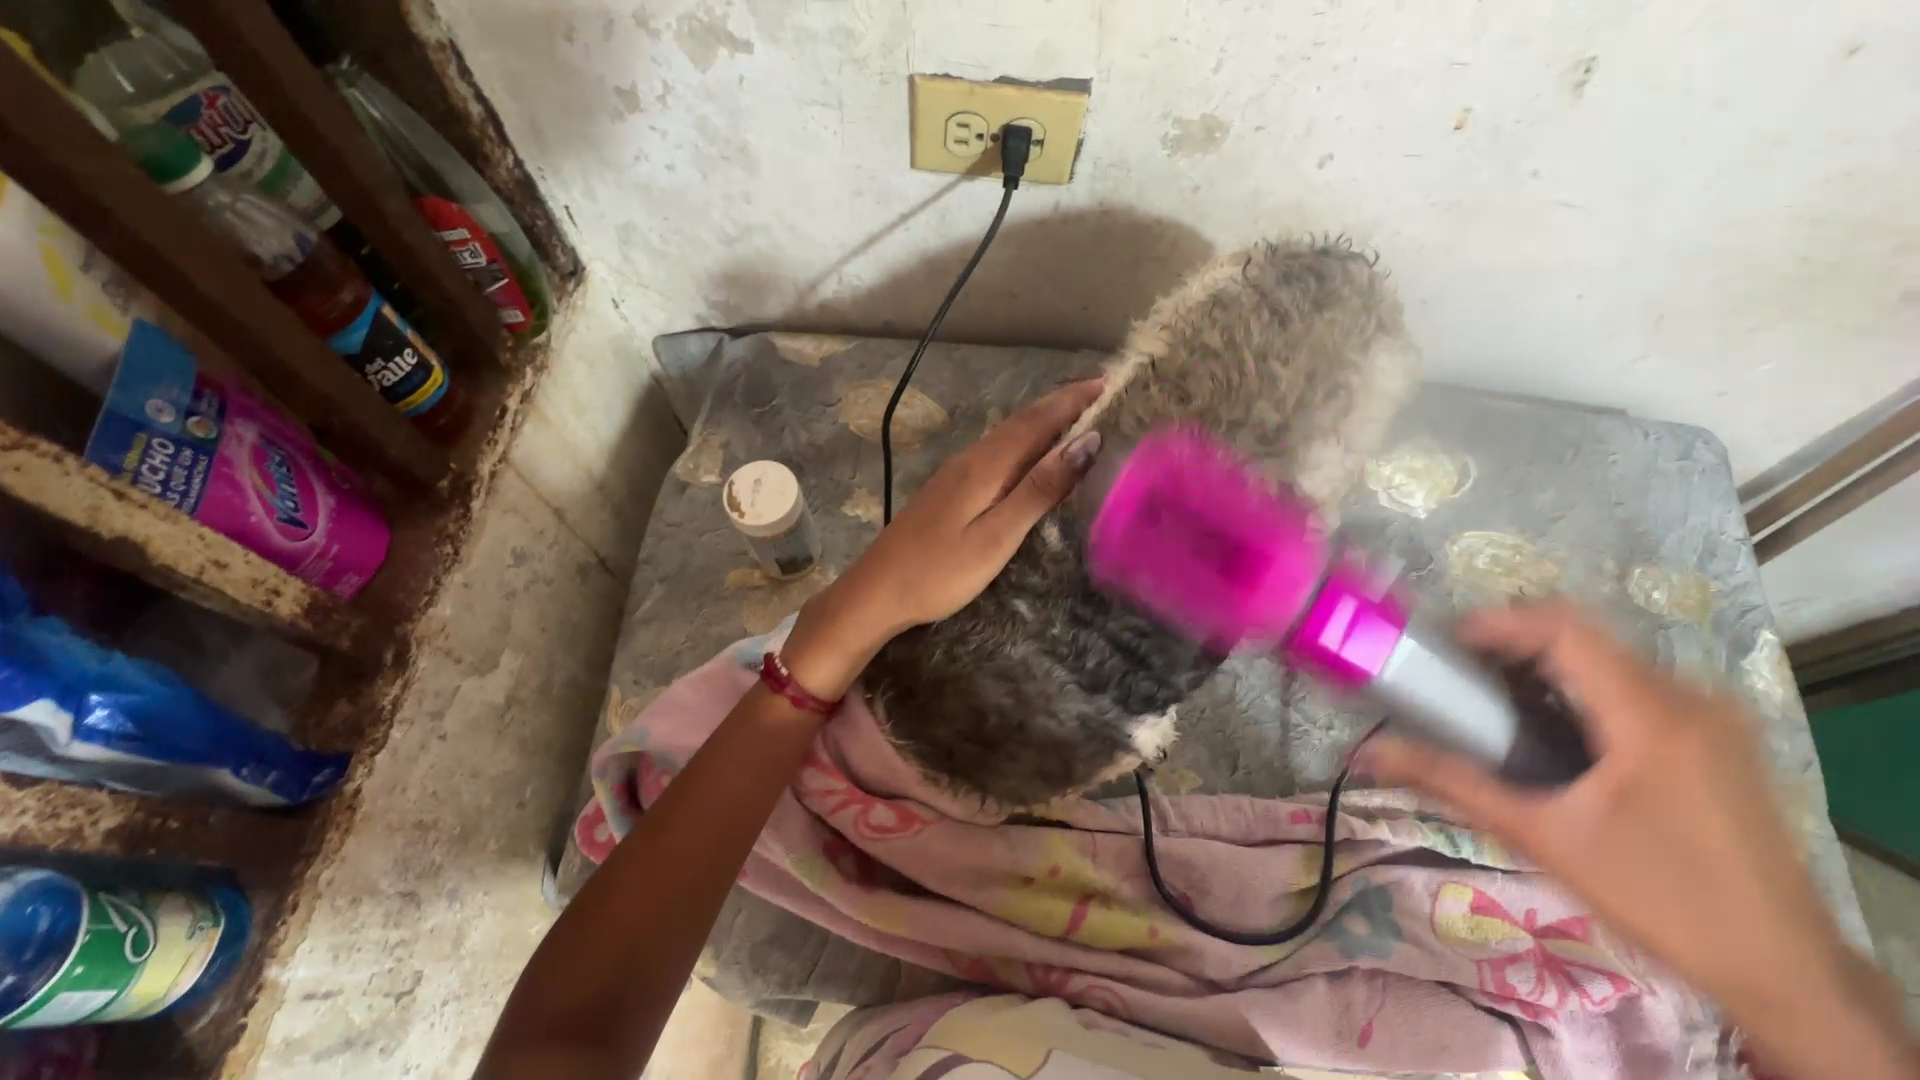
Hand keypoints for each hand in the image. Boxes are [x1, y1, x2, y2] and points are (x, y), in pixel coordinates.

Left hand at [782, 379, 1104, 696]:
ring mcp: (955, 474)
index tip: (1109, 383)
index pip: (1037, 421)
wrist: (875, 592)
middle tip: (1100, 393)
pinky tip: (1030, 455)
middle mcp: (970, 460)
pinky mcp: (948, 491)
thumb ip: (1039, 490)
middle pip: (1022, 423)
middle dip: (1061, 405)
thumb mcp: (996, 536)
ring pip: (1007, 436)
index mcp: (986, 466)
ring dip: (1042, 422)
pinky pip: (995, 453)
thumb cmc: (939, 572)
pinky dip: (1023, 444)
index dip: (1072, 401)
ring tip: (1076, 417)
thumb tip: (1087, 442)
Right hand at [1366, 604, 1916, 1079]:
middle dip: (1512, 647)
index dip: (1496, 623)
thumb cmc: (1657, 897)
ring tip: (1492, 705)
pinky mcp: (1720, 741)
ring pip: (1612, 662)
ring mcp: (1713, 718)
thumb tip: (1367, 754)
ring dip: (1547, 670)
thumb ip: (1452, 783)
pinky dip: (1583, 693)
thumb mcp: (1543, 837)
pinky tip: (1554, 736)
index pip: (1564, 628)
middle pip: (1586, 639)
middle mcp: (1689, 698)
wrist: (1780, 966)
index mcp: (1651, 713)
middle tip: (1454, 677)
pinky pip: (1639, 689)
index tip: (1442, 644)